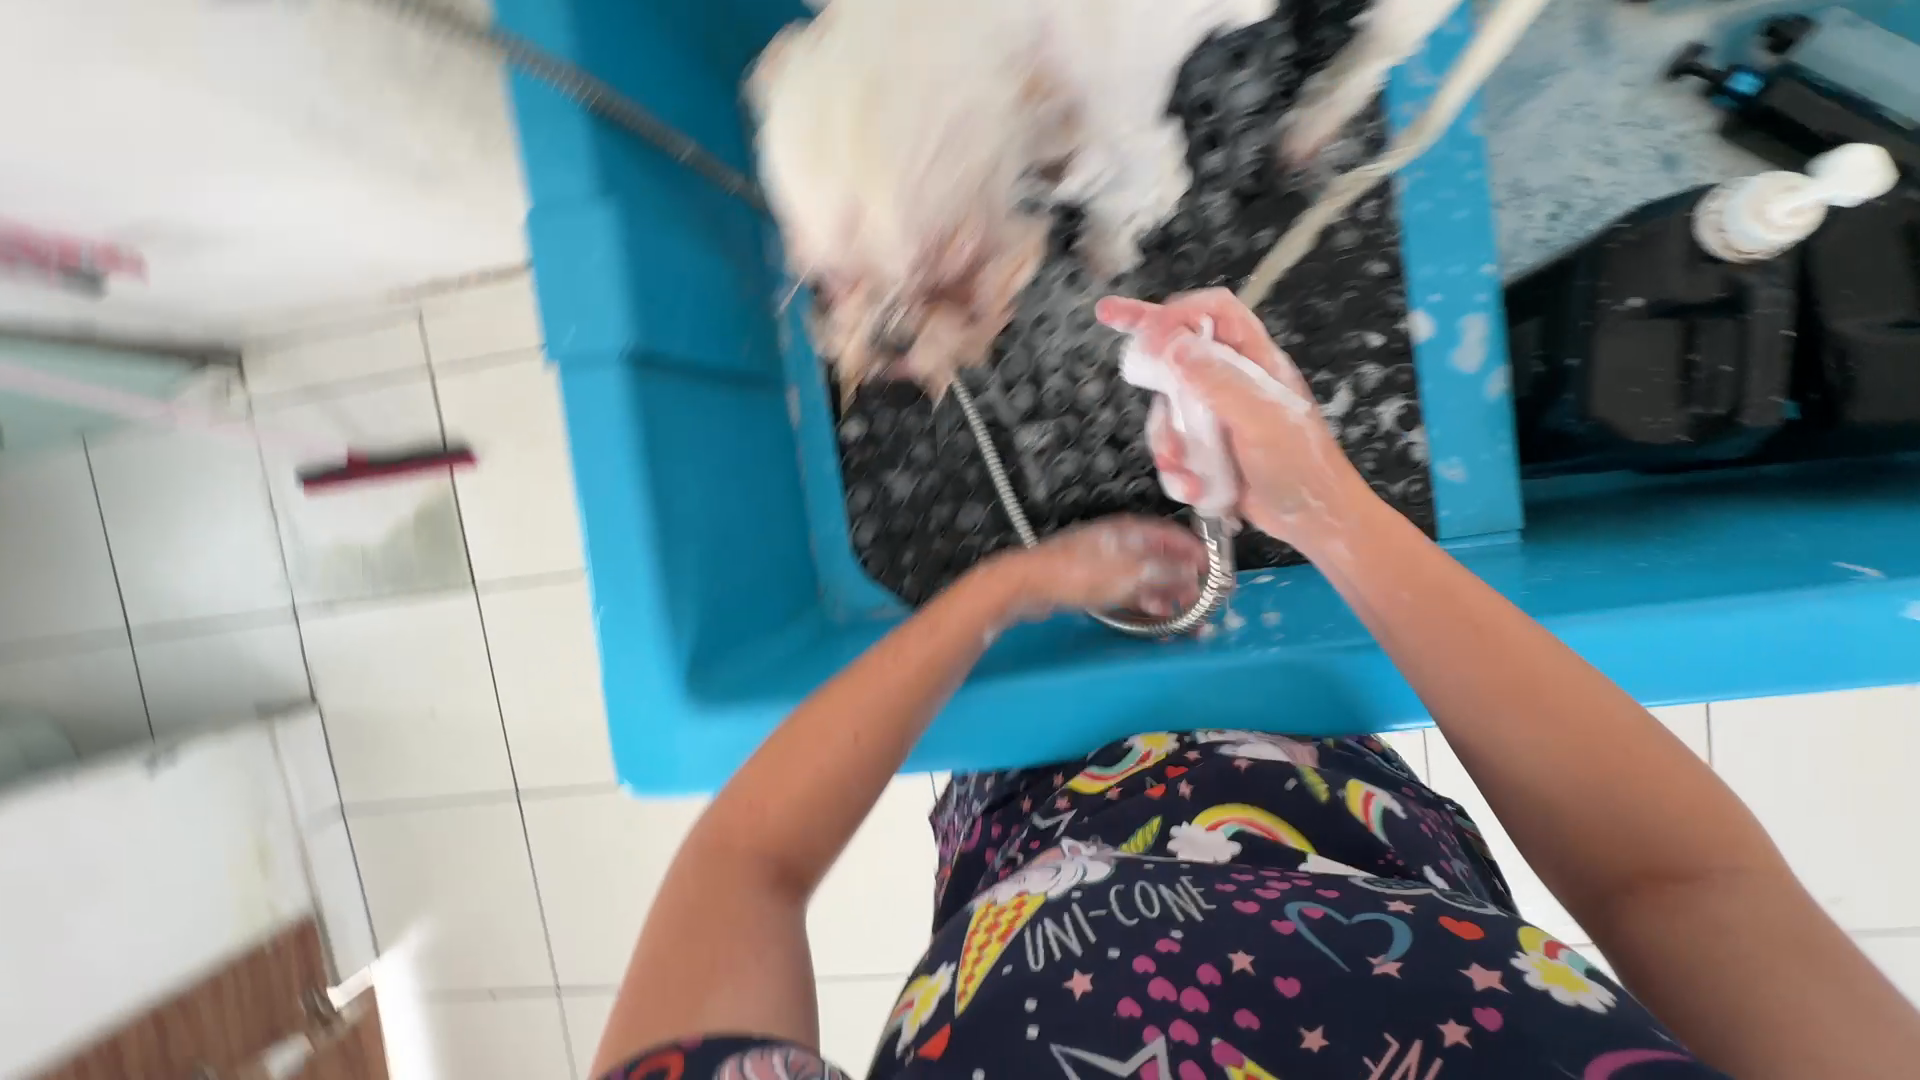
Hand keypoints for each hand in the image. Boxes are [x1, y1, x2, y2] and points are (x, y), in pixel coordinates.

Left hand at [989, 515, 1207, 619]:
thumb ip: (1165, 573)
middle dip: (1183, 576)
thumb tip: (1193, 573)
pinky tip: (1152, 613)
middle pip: (1161, 555)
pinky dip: (1144, 598)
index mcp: (1130, 531)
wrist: (1029, 584)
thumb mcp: (1129, 575)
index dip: (1197, 553)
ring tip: (1181, 612)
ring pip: (1145, 573)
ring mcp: (1105, 559)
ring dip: (1165, 591)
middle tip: (1201, 599)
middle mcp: (1119, 541)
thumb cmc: (1077, 574)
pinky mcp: (1092, 578)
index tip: (1215, 572)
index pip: (1174, 535)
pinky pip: (1127, 586)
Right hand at [1095, 288, 1375, 549]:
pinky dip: (1175, 470)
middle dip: (1145, 345)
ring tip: (1180, 467)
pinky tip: (1193, 488)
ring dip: (1165, 440)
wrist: (1310, 519)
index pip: (1213, 312)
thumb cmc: (1301, 467)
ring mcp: (1215, 415)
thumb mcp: (1263, 419)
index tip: (1145, 327)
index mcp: (1254, 361)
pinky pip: (1172, 446)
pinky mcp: (1205, 448)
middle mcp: (1231, 381)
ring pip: (1166, 409)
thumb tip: (1175, 347)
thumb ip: (1220, 381)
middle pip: (1178, 349)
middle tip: (1108, 315)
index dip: (1176, 312)